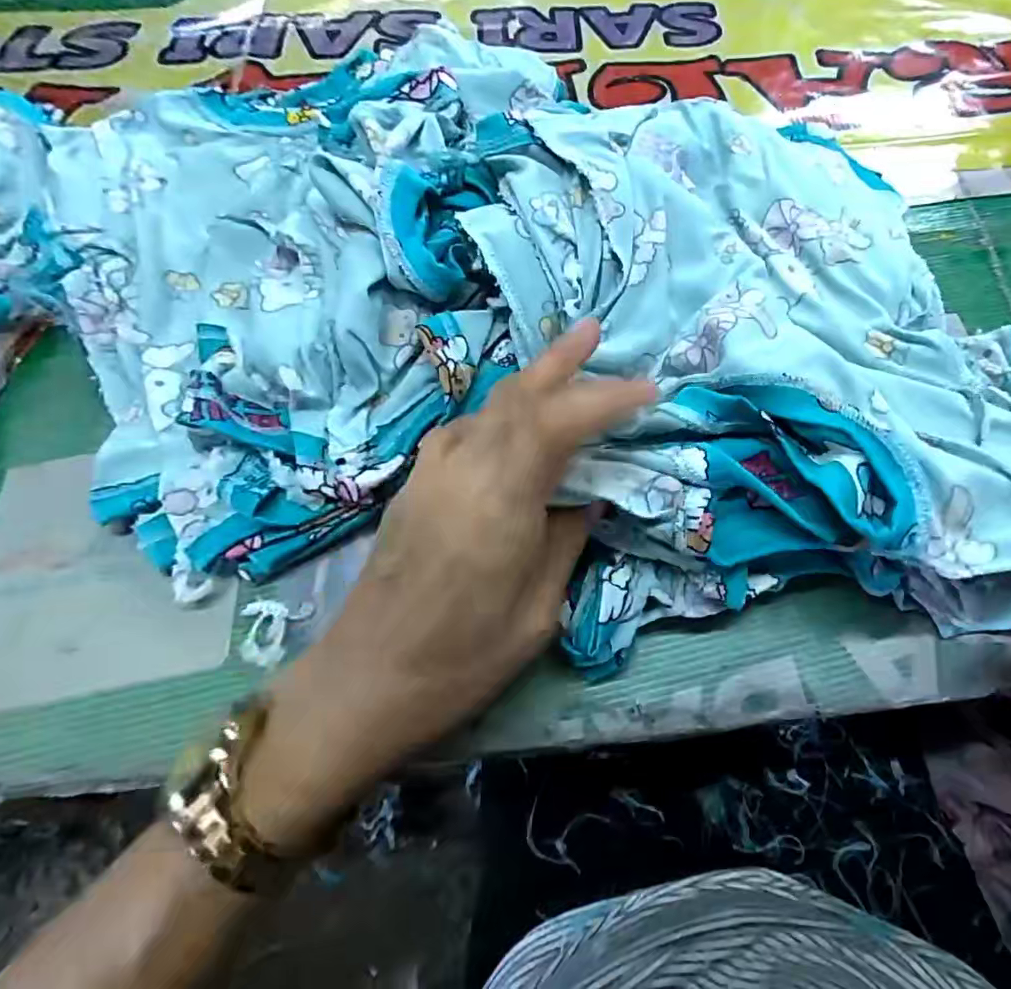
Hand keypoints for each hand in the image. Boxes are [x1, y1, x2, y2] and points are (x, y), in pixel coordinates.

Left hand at [240, 319, 654, 836]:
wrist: (363, 680)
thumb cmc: (460, 662)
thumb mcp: (536, 613)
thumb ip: (565, 542)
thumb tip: (587, 498)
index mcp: (498, 501)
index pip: (556, 423)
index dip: (604, 399)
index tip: (647, 389)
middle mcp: (461, 470)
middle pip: (516, 397)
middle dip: (560, 362)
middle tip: (594, 331)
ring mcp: (431, 473)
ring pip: (487, 408)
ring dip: (530, 381)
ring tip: (566, 360)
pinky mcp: (414, 485)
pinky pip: (465, 430)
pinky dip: (499, 411)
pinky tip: (514, 419)